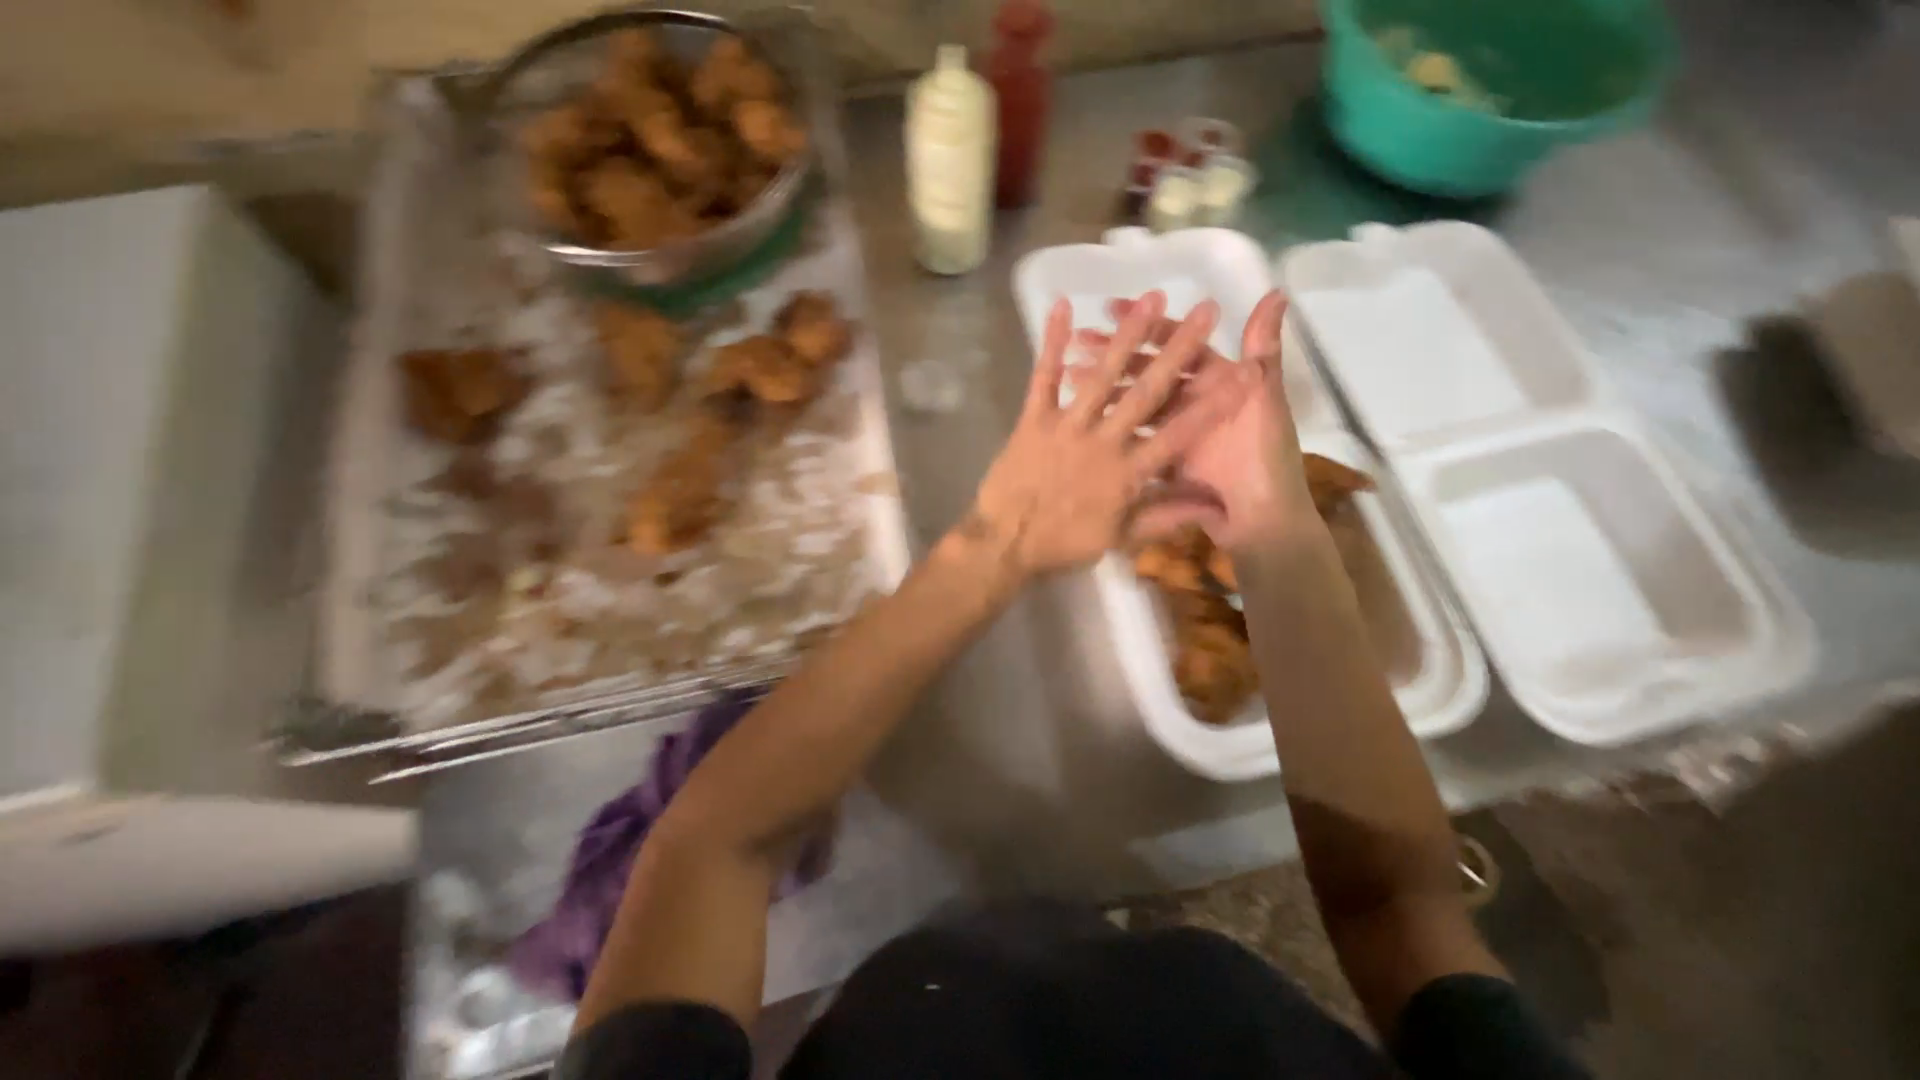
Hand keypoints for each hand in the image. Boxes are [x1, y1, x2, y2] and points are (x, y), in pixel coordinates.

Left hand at [960, 291, 1253, 578]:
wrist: (1005, 545)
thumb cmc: (1063, 545)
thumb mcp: (1120, 538)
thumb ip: (1166, 516)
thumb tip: (1214, 505)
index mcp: (1128, 472)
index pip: (1181, 432)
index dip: (1215, 403)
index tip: (1245, 372)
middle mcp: (1103, 441)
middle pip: (1148, 390)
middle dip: (1180, 349)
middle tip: (1207, 311)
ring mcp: (1066, 426)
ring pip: (1103, 376)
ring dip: (1128, 335)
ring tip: (1152, 298)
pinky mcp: (1033, 420)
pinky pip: (1044, 377)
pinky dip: (1051, 342)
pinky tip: (1062, 306)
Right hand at [1073, 290, 1320, 550]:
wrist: (1257, 523)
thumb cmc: (1266, 461)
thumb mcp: (1266, 402)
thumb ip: (1264, 352)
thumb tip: (1275, 293)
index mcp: (1218, 382)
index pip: (1180, 345)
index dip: (1150, 327)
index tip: (1116, 309)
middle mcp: (1194, 402)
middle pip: (1150, 369)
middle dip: (1116, 352)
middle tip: (1082, 337)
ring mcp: (1175, 432)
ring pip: (1135, 401)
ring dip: (1105, 386)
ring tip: (1070, 372)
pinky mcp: (1160, 461)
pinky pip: (1131, 437)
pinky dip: (1108, 424)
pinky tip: (1078, 413)